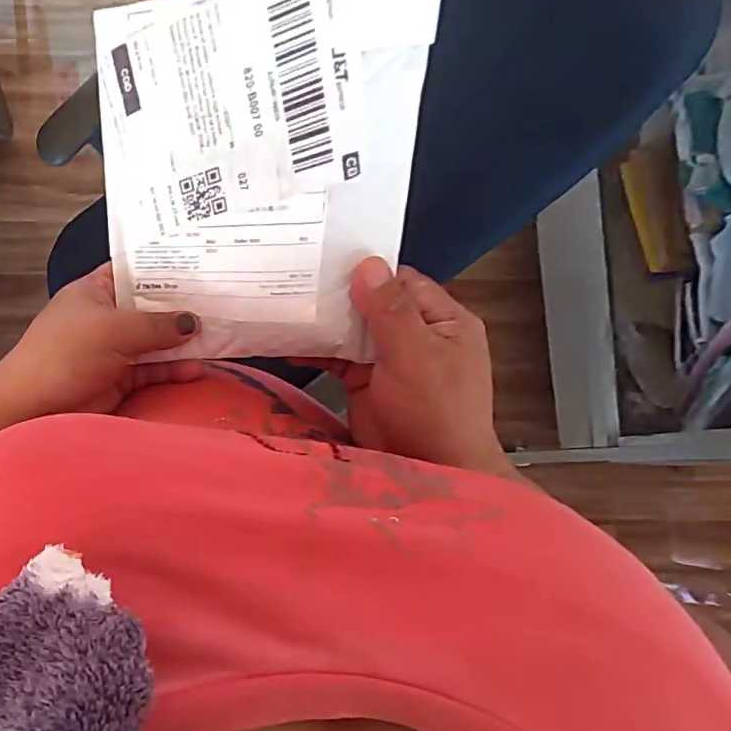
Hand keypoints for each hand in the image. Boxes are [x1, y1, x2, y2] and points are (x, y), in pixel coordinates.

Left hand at [0, 263, 203, 419]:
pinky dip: (174, 370)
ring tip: (218, 336)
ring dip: (182, 342)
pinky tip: (197, 368)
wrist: (32, 408)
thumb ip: (156, 324)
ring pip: (156, 342)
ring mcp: (114, 350)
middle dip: (182, 308)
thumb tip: (192, 322)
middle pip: (151, 308)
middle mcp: (106, 317)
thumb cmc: (65, 354)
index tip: (200, 265)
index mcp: (95, 291)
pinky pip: (153, 371)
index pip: (134, 271)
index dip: (164, 267)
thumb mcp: (113, 329)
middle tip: (221, 302)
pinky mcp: (120, 380)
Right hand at [301, 258, 512, 476]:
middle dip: (339, 294)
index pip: (403, 281)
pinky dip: (317, 353)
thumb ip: (391, 311)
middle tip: (297, 276)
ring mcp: (390, 360)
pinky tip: (291, 346)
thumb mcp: (415, 355)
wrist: (432, 472)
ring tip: (287, 306)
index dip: (369, 270)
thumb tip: (367, 265)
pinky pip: (340, 360)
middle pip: (374, 304)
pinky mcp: (367, 384)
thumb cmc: (436, 414)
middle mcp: (417, 335)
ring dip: (324, 324)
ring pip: (353, 331)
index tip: (329, 257)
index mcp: (443, 320)